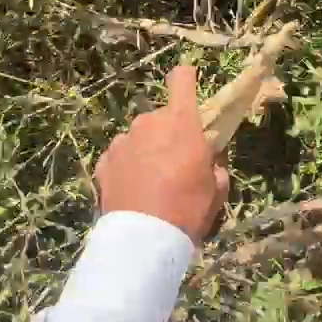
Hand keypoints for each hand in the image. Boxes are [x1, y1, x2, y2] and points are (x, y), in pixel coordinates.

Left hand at [94, 65, 228, 242]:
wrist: (143, 242)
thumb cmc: (188, 208)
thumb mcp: (218, 187)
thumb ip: (215, 163)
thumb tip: (209, 158)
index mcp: (181, 122)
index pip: (182, 79)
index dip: (185, 79)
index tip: (187, 85)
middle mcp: (149, 122)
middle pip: (162, 116)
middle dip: (168, 132)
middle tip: (175, 162)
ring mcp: (123, 141)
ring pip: (139, 136)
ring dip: (146, 149)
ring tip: (151, 182)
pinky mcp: (104, 161)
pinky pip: (121, 155)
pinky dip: (127, 166)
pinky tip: (134, 190)